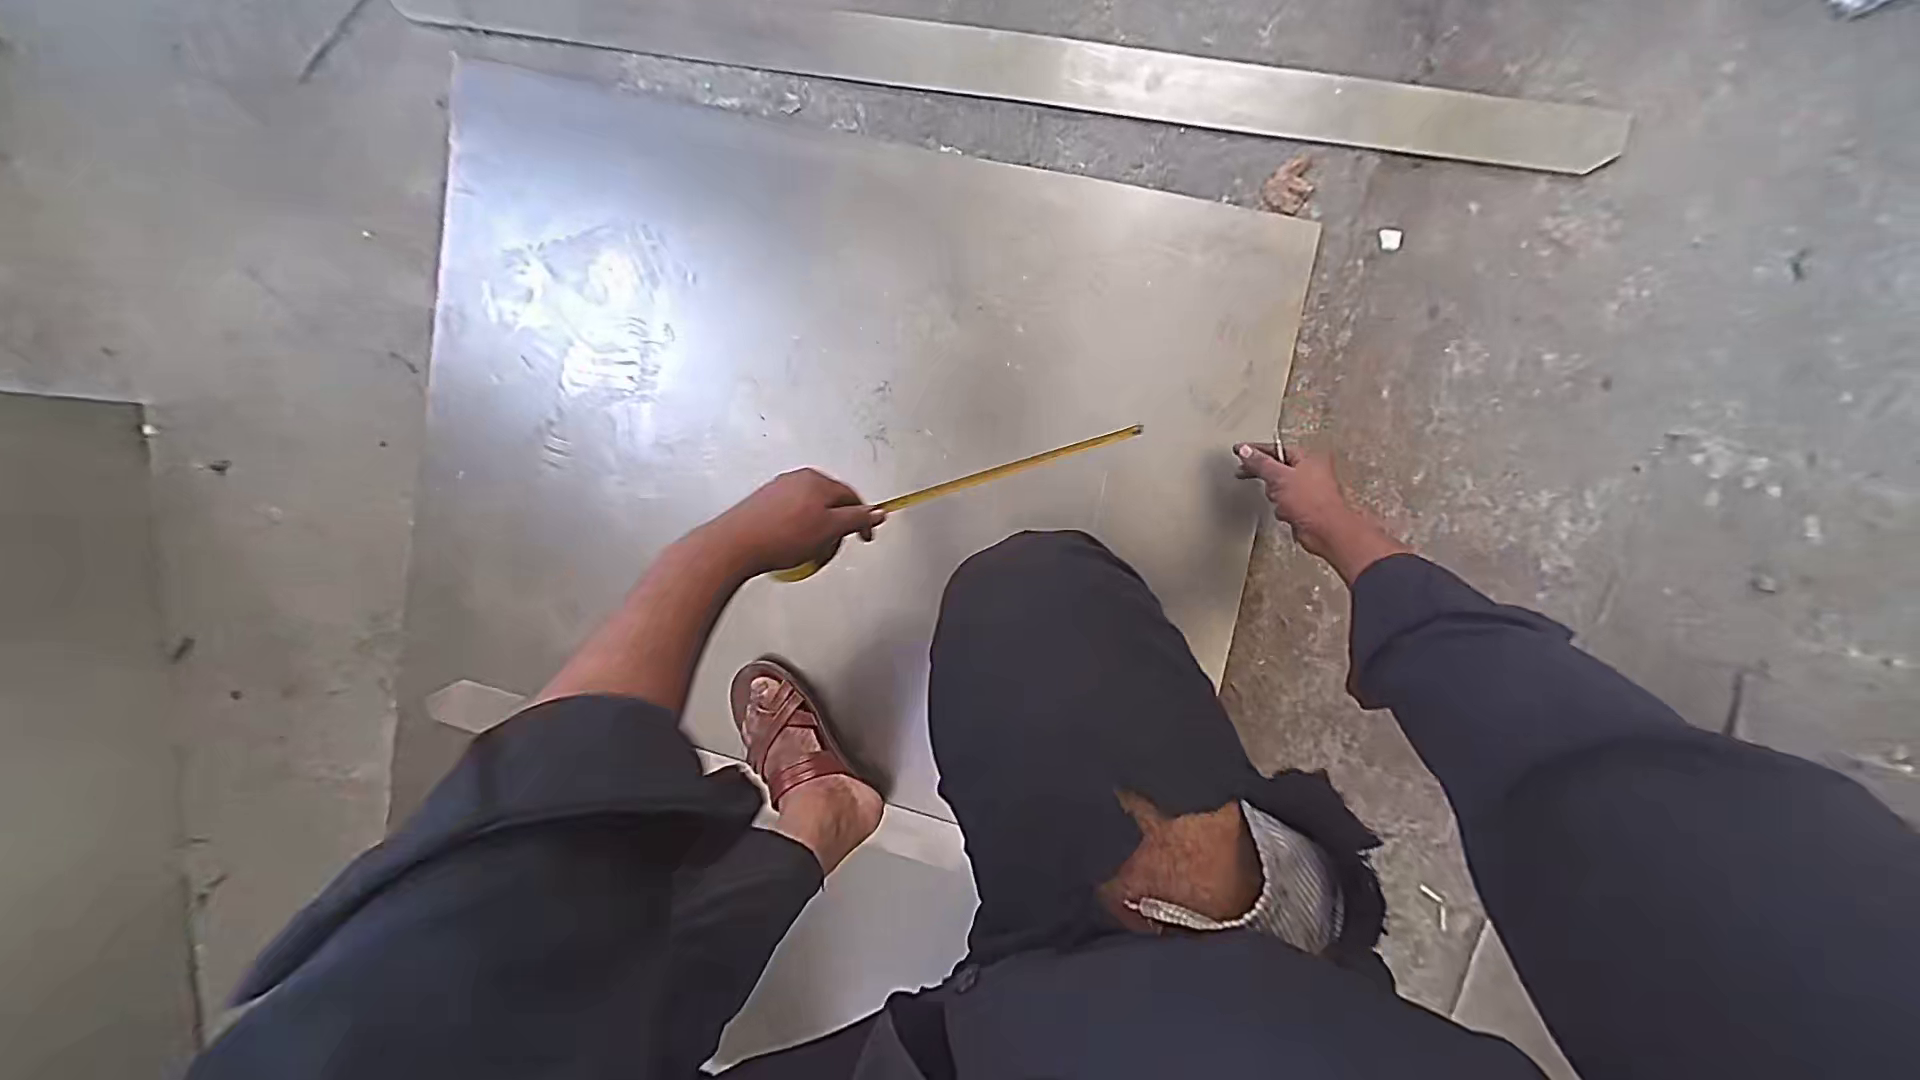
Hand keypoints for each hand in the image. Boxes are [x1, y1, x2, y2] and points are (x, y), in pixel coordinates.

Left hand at [706, 469, 885, 575]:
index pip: (852, 497)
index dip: (862, 519)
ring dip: (817, 531)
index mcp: (816, 480)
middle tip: (832, 546)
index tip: (864, 534)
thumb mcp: (830, 530)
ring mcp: (778, 491)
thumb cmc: (777, 535)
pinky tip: (791, 547)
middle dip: (837, 526)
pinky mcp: (764, 505)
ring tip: (809, 550)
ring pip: (812, 511)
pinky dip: (798, 531)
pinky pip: (793, 516)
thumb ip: (857, 519)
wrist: (734, 546)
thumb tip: (875, 513)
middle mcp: (797, 480)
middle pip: (831, 502)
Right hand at [1234, 443, 1409, 582]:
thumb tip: (1246, 451)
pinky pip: (1283, 503)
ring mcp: (1308, 490)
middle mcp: (1311, 472)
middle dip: (1263, 474)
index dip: (1256, 450)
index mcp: (1308, 458)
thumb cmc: (1312, 502)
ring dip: (1274, 494)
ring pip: (1279, 487)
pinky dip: (1281, 507)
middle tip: (1245, 471)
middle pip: (1276, 467)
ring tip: (1277, 498)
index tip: (1241, 450)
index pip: (1276, 449)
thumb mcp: (1278, 476)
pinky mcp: (1304, 506)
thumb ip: (1259, 463)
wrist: (1324, 530)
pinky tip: (1286, 511)